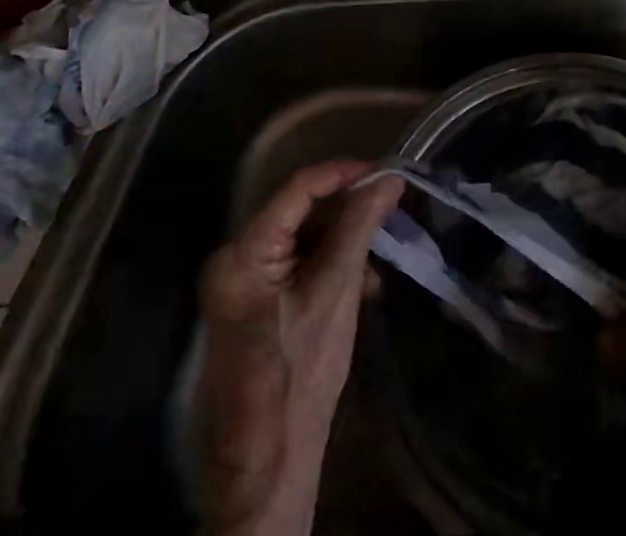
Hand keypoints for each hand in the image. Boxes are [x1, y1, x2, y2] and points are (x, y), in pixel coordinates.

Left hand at [197, 160, 404, 535]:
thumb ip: (359, 229)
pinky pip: (298, 263)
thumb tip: (388, 179)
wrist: (271, 453)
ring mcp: (243, 280)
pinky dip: (331, 265)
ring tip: (382, 253)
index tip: (385, 172)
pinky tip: (364, 283)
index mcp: (242, 252)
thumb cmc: (302, 371)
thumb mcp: (336, 292)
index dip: (342, 174)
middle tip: (390, 208)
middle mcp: (235, 256)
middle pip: (298, 212)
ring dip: (344, 241)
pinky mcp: (258, 299)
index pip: (296, 190)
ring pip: (302, 237)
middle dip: (347, 210)